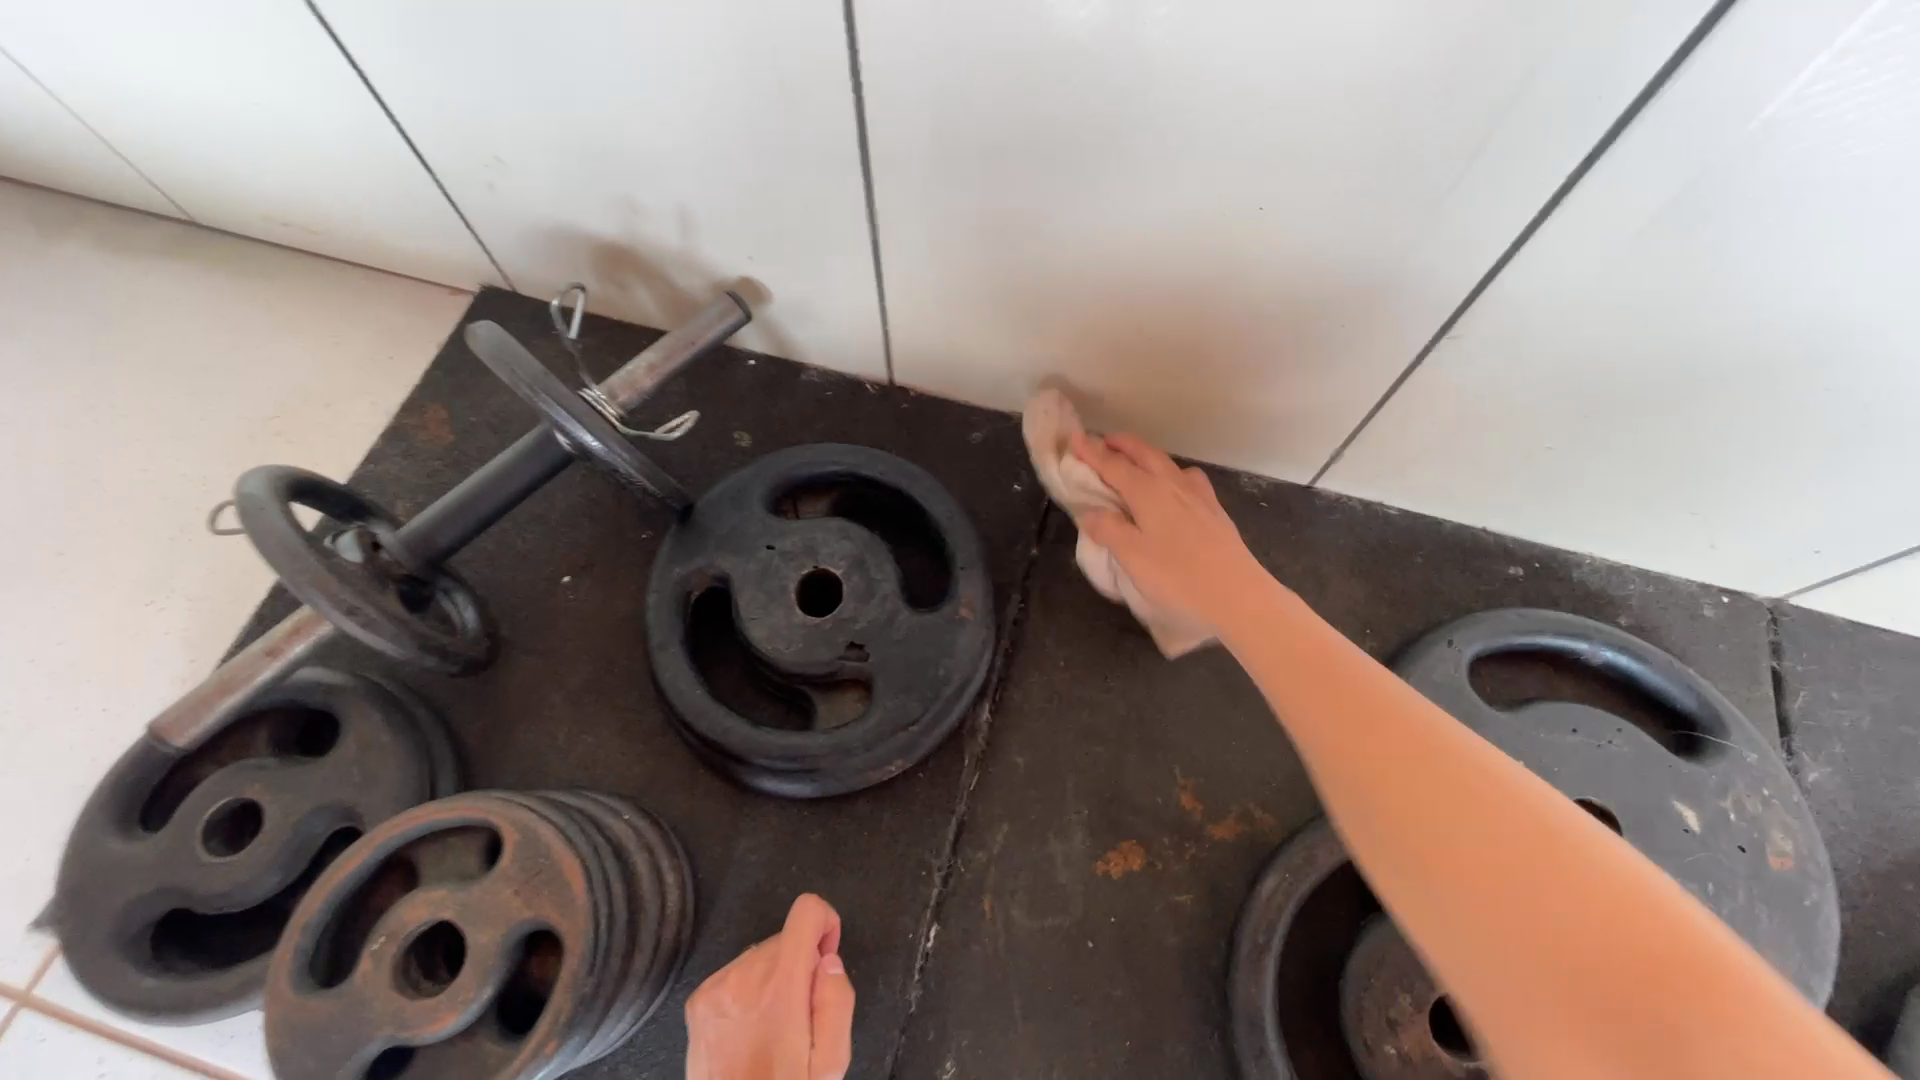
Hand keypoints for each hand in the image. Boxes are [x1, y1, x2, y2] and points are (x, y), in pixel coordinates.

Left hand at [685, 893, 854, 1079]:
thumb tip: (827, 960)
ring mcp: (716, 986)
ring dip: (775, 977)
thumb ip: (838, 1001)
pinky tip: (751, 1030)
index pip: (806, 911)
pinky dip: (750, 990)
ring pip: (761, 955)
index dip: (825, 926)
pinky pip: (736, 974)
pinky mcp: (698, 1001)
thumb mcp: (831, 1062)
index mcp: (780, 985)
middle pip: (785, 937)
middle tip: (802, 1014)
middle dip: (801, 964)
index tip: (826, 961)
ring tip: (774, 1028)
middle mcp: (744, 974)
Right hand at [1070, 431, 1274, 632]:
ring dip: (1146, 456)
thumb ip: (1108, 530)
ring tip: (1134, 462)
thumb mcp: (1132, 557)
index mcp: (1148, 492)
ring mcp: (1198, 496)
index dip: (1092, 451)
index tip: (1075, 438)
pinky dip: (1170, 473)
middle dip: (1122, 444)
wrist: (1237, 595)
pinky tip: (1174, 489)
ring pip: (1168, 464)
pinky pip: (1187, 479)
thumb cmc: (1178, 577)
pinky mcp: (1214, 511)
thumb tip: (1090, 512)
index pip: (1113, 465)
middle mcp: (1173, 485)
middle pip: (1144, 454)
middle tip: (1103, 441)